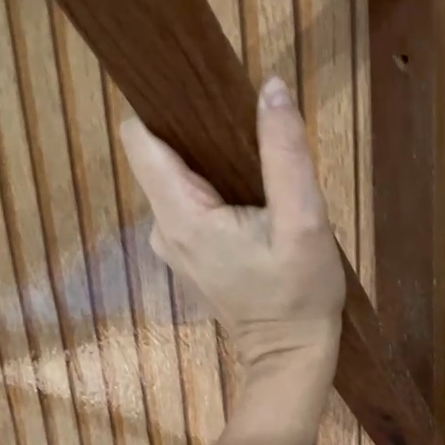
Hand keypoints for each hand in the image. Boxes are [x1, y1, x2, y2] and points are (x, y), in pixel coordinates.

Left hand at [118, 76, 344, 371]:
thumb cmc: (299, 295)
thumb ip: (286, 154)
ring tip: (256, 181)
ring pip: (179, 180)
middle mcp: (162, 227)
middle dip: (201, 140)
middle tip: (252, 147)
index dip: (170, 111)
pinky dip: (216, 197)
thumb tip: (272, 87)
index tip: (211, 104)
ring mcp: (173, 246)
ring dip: (212, 170)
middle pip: (162, 155)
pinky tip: (251, 210)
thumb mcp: (305, 222)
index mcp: (180, 215)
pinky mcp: (190, 257)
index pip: (140, 136)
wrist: (292, 358)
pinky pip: (192, 205)